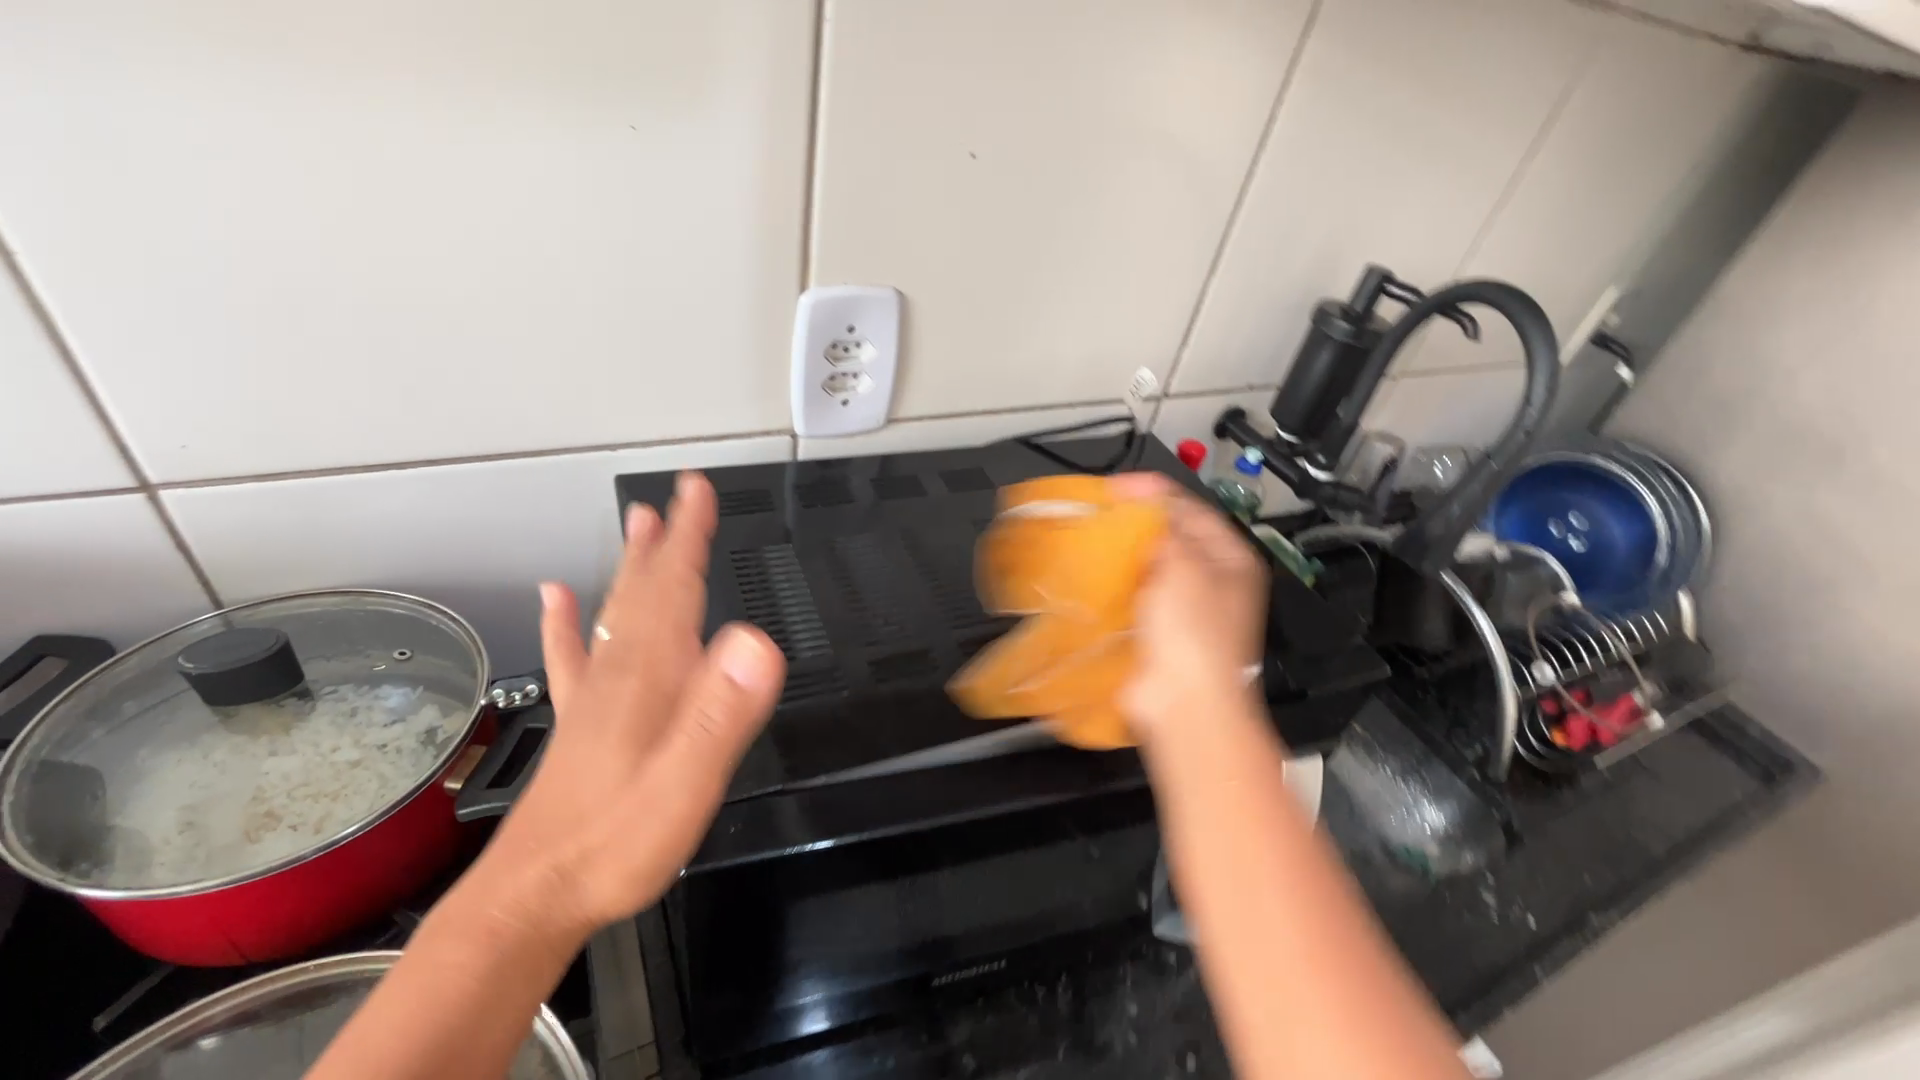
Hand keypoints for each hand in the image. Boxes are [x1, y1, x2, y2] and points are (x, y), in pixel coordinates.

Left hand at [481, 472, 785, 937]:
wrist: (532, 900)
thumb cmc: (615, 847)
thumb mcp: (685, 787)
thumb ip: (721, 715)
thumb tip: (757, 642)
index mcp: (648, 681)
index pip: (672, 593)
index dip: (688, 539)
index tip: (697, 490)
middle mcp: (618, 677)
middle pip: (643, 593)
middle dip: (665, 540)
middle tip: (677, 495)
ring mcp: (594, 699)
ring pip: (614, 615)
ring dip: (629, 567)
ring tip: (638, 523)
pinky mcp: (580, 725)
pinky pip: (574, 659)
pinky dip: (565, 623)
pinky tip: (555, 599)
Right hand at [1111, 473, 1268, 743]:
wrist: (1183, 705)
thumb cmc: (1194, 634)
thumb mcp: (1183, 565)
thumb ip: (1162, 528)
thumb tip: (1141, 503)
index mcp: (1231, 559)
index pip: (1192, 510)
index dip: (1154, 494)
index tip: (1115, 488)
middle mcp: (1210, 581)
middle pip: (1168, 538)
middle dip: (1133, 525)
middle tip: (1096, 512)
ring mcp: (1182, 609)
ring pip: (1146, 568)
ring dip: (1119, 556)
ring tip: (1087, 540)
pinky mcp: (1154, 632)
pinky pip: (1129, 598)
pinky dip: (1111, 586)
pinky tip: (1088, 576)